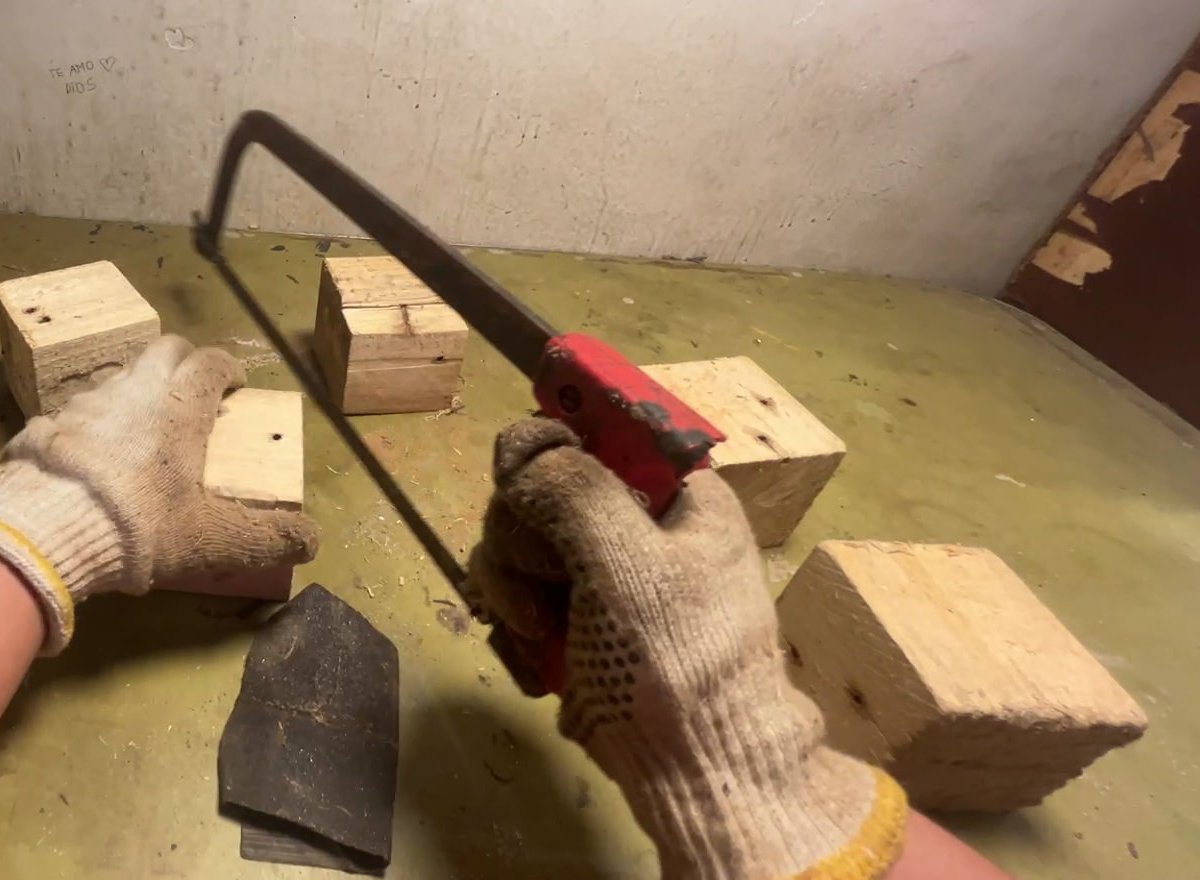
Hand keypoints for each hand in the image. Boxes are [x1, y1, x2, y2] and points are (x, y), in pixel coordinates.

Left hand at [0, 336, 317, 651]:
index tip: (234, 385)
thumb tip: (313, 540)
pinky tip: (94, 453)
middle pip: (166, 348)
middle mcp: (136, 388)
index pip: (211, 362)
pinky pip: (83, 405)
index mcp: (181, 404)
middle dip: (185, 362)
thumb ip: (266, 537)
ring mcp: (88, 398)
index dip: (227, 369)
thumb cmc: (140, 525)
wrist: (44, 531)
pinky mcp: (49, 419)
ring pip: (123, 372)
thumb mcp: (212, 538)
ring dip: (140, 387)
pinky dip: (98, 417)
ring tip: (144, 426)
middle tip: (194, 394)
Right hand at [469, 418, 906, 879]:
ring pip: (511, 532)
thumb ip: (572, 491)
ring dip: (511, 583)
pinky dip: (509, 611)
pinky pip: (509, 578)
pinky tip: (532, 646)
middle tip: (548, 582)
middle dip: (524, 538)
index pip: (595, 423)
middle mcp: (628, 517)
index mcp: (668, 490)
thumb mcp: (630, 567)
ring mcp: (593, 562)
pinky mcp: (565, 602)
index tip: (522, 475)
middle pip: (534, 482)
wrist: (690, 775)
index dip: (552, 439)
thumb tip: (521, 453)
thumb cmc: (677, 663)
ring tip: (541, 631)